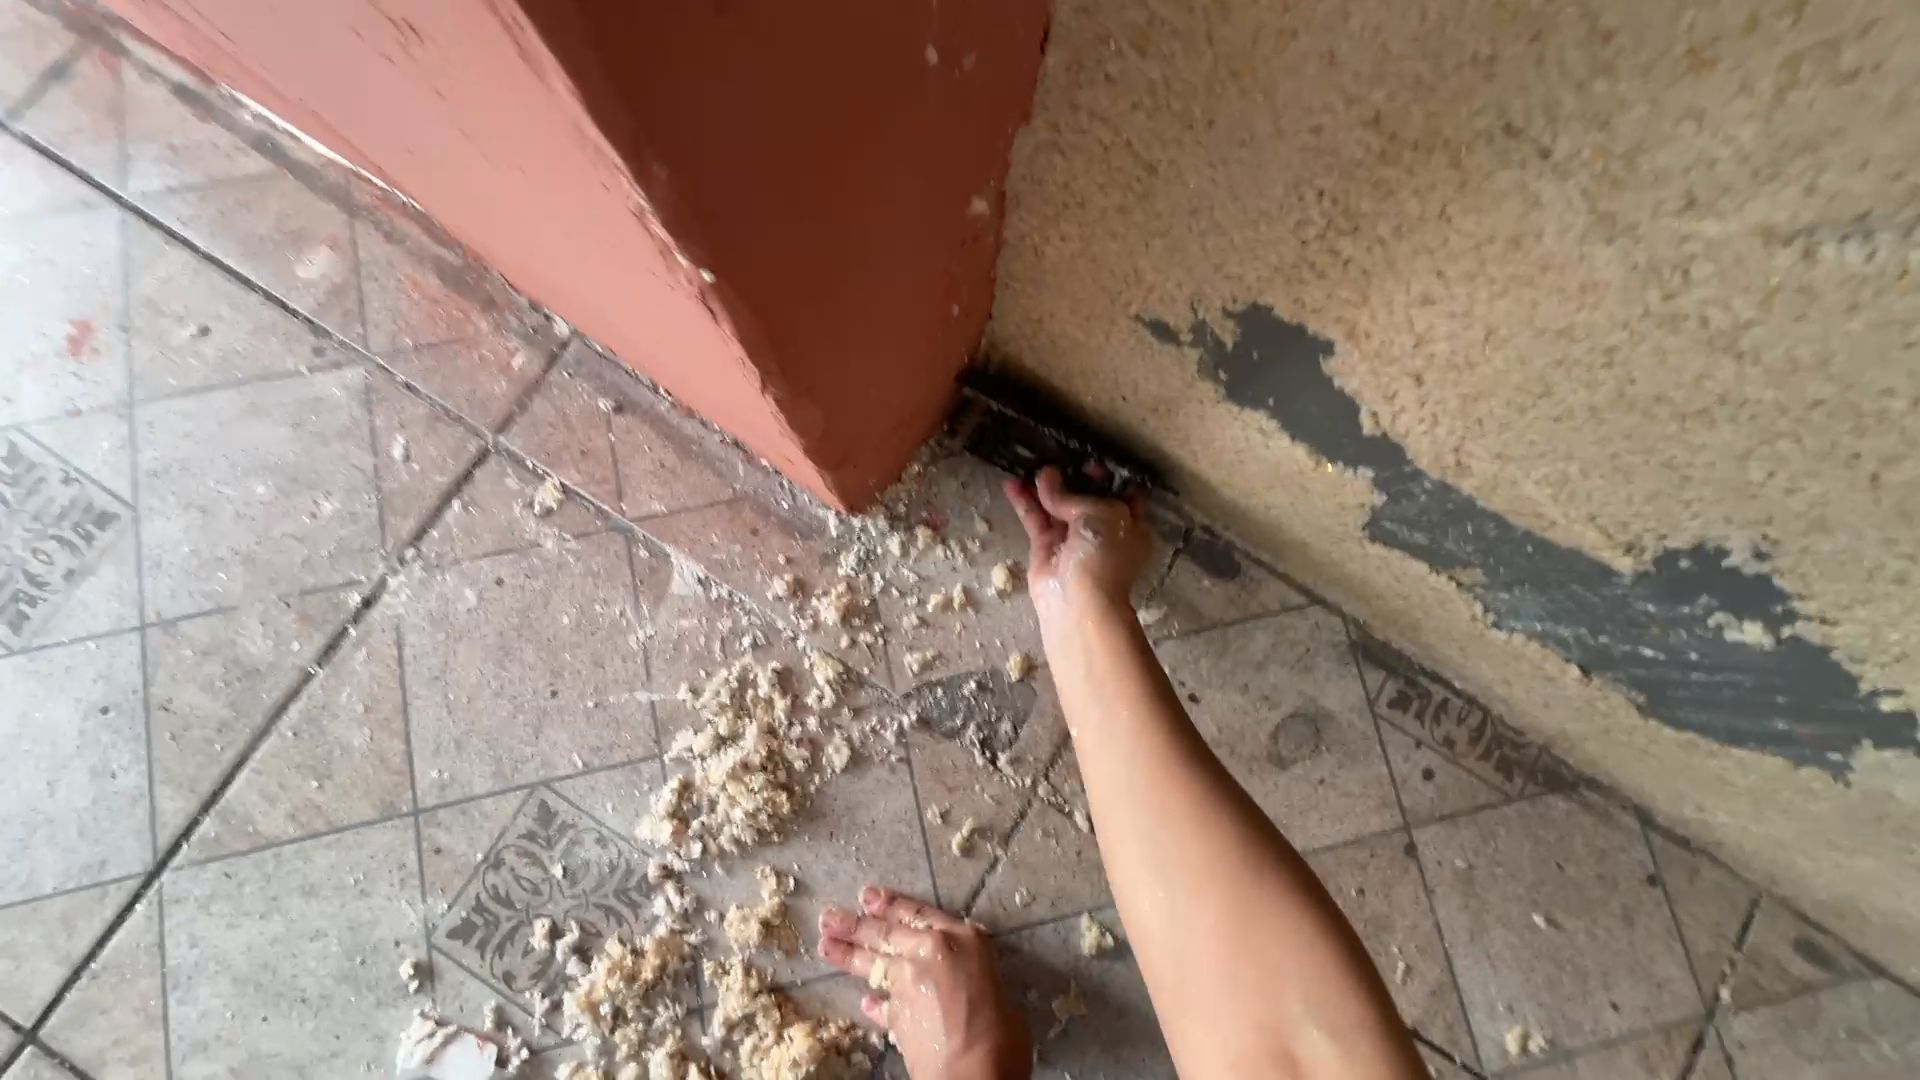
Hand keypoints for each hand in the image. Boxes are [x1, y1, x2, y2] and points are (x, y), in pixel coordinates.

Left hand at [818, 887, 1030, 1079]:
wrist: (974, 1074)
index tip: (867, 896)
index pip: (919, 913)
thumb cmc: (1002, 1032)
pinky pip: (882, 1004)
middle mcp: (930, 951)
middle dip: (855, 924)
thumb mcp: (995, 984)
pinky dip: (873, 1003)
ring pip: (873, 962)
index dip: (891, 904)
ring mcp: (908, 982)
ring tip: (825, 944)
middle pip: (887, 932)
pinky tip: (865, 1003)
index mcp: (962, 939)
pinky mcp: (896, 1015)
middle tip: (830, 917)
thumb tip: (963, 985)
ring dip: (847, 954)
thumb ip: (971, 973)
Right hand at [1004, 465, 1152, 616]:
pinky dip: (1023, 500)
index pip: (1123, 493)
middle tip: (1057, 455)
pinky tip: (1011, 482)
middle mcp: (1102, 529)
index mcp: (1129, 523)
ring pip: (1057, 504)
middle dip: (1072, 474)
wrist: (1078, 601)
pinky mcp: (1045, 545)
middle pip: (1087, 494)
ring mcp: (1072, 538)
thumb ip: (1073, 494)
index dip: (1109, 474)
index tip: (1090, 459)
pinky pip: (1034, 517)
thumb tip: (1045, 477)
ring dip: (1044, 485)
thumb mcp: (1102, 513)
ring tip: (1030, 462)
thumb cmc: (1103, 554)